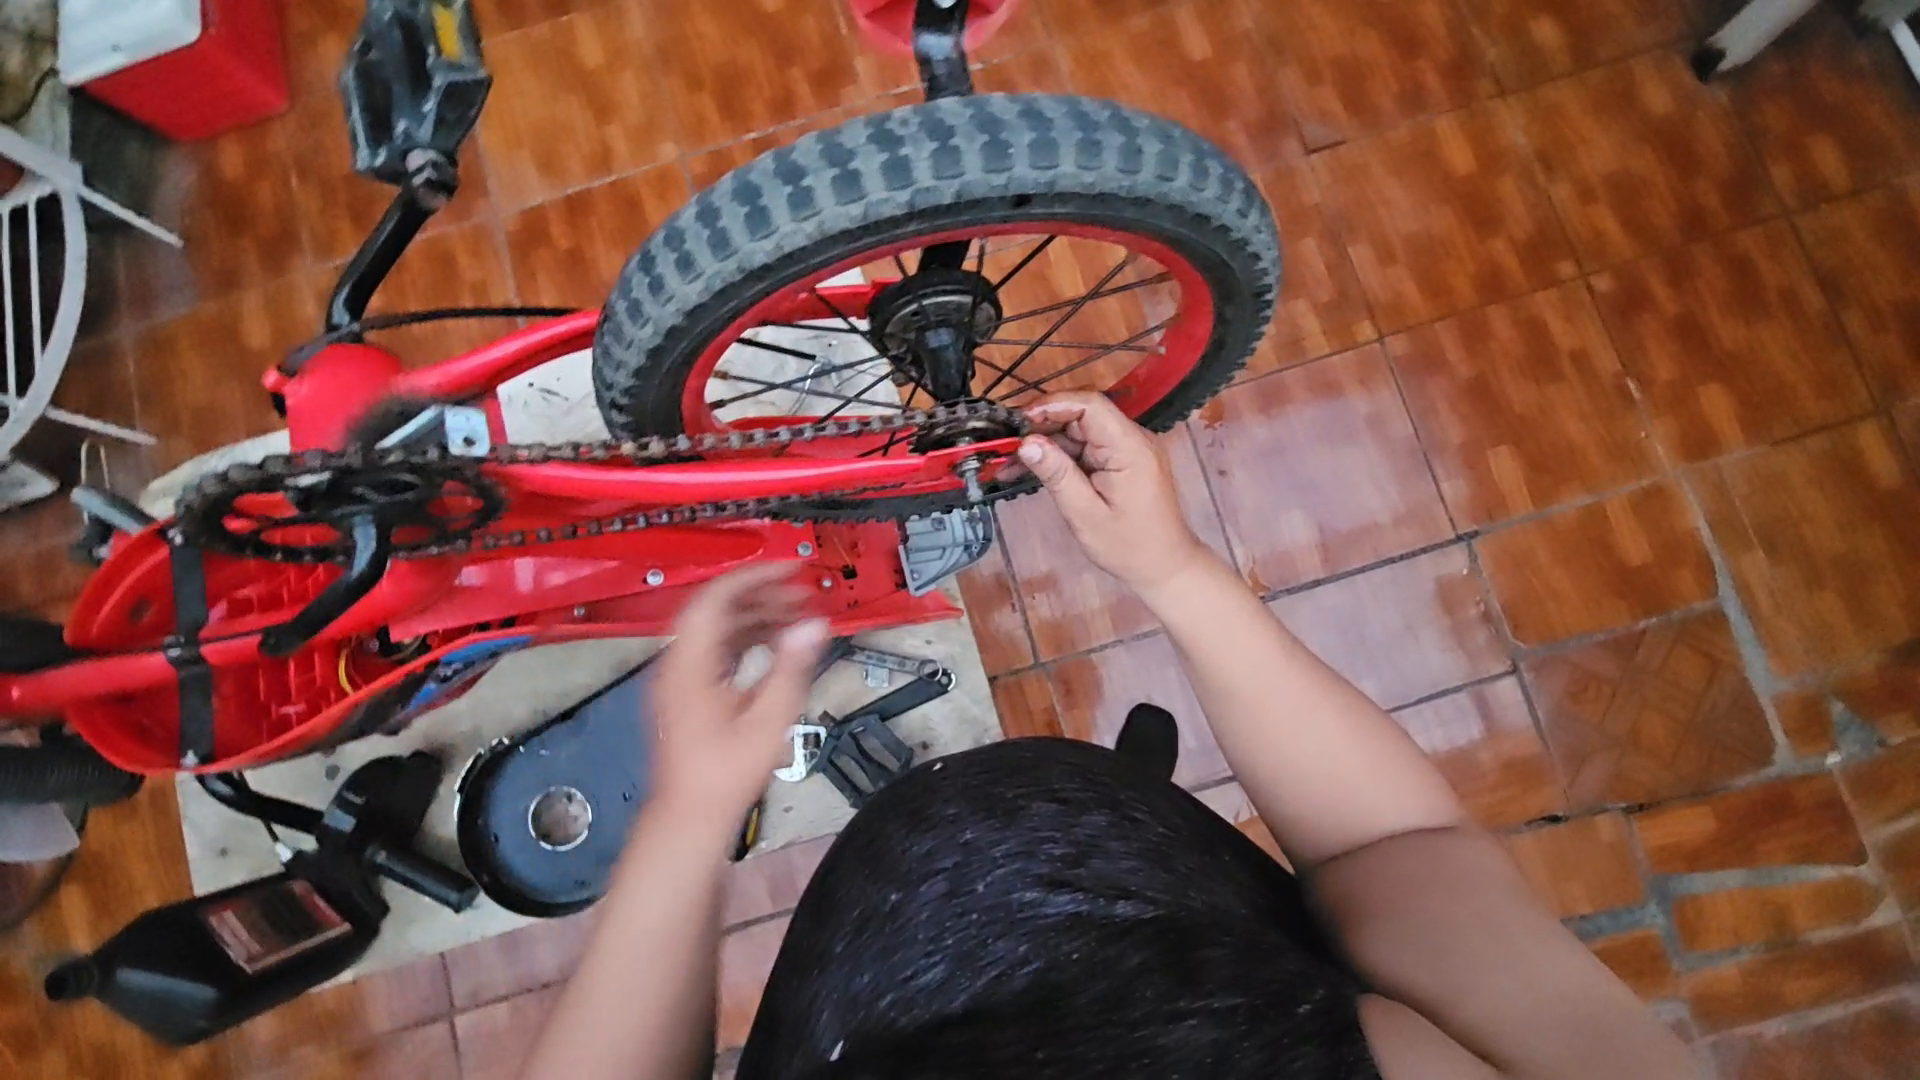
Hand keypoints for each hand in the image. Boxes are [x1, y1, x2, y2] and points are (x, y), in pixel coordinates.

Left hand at [649, 565, 828, 834]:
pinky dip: (748, 639)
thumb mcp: (768, 719)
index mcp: (690, 663)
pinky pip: (718, 650)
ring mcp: (681, 677)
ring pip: (719, 629)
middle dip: (762, 595)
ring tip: (798, 616)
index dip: (754, 577)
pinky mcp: (689, 691)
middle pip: (718, 610)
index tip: (791, 569)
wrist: (691, 815)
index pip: (717, 599)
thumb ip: (791, 668)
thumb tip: (814, 625)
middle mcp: (679, 663)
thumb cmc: (726, 773)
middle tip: (803, 594)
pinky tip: (778, 644)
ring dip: (758, 617)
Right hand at [1017, 392, 1211, 593]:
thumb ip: (1057, 475)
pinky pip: (1086, 447)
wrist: (1163, 565)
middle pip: (1082, 415)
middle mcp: (1132, 439)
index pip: (1090, 405)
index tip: (1018, 421)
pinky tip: (1032, 468)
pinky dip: (1059, 456)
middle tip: (1006, 444)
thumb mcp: (1085, 514)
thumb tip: (1027, 443)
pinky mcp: (1121, 460)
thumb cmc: (1128, 546)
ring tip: (1010, 462)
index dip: (1051, 404)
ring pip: (1079, 431)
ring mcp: (1128, 448)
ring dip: (1046, 443)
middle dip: (1042, 425)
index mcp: (1130, 447)